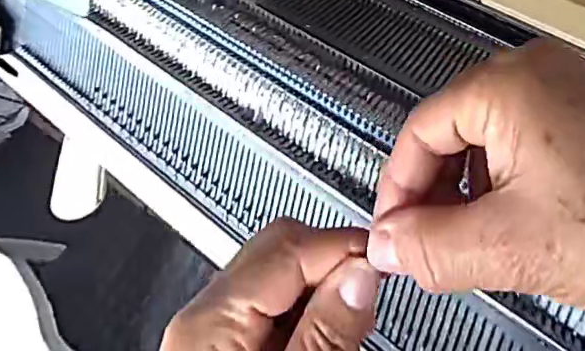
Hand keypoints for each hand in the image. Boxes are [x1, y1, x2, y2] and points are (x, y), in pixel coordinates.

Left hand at [160, 219, 378, 350]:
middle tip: (370, 288)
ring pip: (279, 270)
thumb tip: (362, 272)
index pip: (293, 243)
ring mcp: (205, 334)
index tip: (385, 262)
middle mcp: (200, 319)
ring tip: (349, 316)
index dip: (347, 247)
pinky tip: (322, 332)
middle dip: (334, 258)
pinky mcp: (216, 349)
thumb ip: (325, 333)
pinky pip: (268, 302)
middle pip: (283, 245)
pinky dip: (303, 306)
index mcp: (209, 323)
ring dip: (321, 283)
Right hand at [367, 40, 584, 326]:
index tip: (396, 240)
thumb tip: (392, 243)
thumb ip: (434, 246)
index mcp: (509, 84)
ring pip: (489, 136)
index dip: (400, 190)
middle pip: (454, 127)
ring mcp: (567, 85)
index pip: (421, 129)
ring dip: (474, 190)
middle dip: (438, 192)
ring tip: (482, 245)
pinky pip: (525, 137)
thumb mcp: (513, 248)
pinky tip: (523, 224)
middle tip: (432, 251)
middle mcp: (537, 69)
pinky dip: (509, 180)